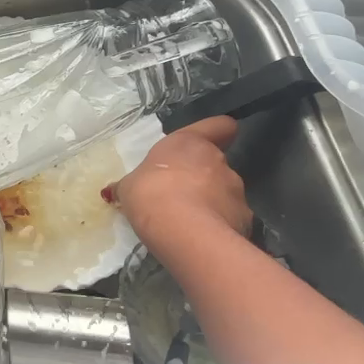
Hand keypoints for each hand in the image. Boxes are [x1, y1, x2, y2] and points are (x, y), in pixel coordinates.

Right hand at [107, 116, 251, 250]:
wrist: (185, 233)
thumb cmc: (151, 193)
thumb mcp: (129, 187)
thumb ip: (133, 184)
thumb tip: (117, 190)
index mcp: (190, 144)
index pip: (219, 126)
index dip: (217, 131)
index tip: (213, 138)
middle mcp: (219, 162)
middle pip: (216, 162)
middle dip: (202, 176)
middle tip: (180, 191)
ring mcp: (237, 193)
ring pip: (225, 192)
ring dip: (211, 201)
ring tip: (189, 219)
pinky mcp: (246, 222)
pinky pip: (231, 219)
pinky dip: (220, 225)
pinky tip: (201, 237)